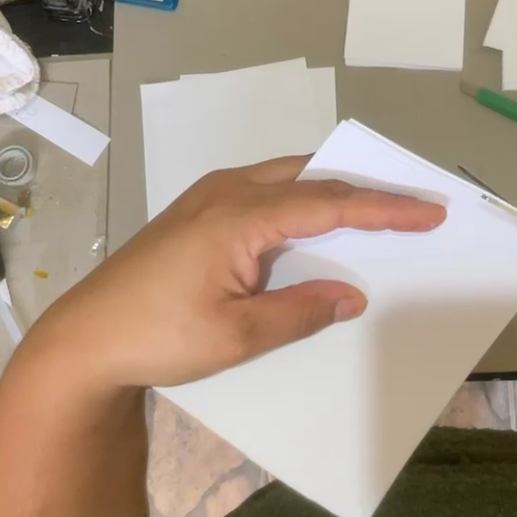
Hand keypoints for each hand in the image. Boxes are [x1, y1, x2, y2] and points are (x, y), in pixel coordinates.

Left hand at [19, 157, 445, 390]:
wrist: (86, 337)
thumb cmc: (158, 336)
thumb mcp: (237, 335)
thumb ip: (300, 312)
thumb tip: (352, 295)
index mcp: (240, 215)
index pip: (328, 202)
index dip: (384, 208)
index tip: (429, 211)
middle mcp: (226, 192)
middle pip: (310, 178)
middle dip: (363, 190)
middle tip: (411, 206)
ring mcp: (207, 197)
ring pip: (285, 179)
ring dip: (330, 192)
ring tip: (373, 212)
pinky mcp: (196, 212)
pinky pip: (263, 191)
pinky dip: (300, 201)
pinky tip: (312, 223)